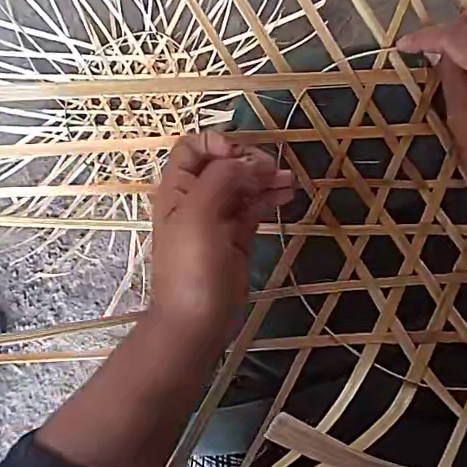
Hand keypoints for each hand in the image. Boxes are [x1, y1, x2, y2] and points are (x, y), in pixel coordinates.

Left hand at [148, 132, 295, 345]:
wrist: (197, 322)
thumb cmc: (190, 267)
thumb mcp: (198, 215)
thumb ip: (220, 180)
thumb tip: (247, 161)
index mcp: (178, 189)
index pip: (193, 148)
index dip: (216, 144)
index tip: (238, 156)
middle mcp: (197, 198)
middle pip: (224, 164)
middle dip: (249, 160)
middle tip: (272, 169)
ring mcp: (219, 218)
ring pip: (244, 185)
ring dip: (266, 177)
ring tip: (289, 180)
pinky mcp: (238, 236)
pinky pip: (255, 207)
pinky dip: (270, 196)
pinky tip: (287, 193)